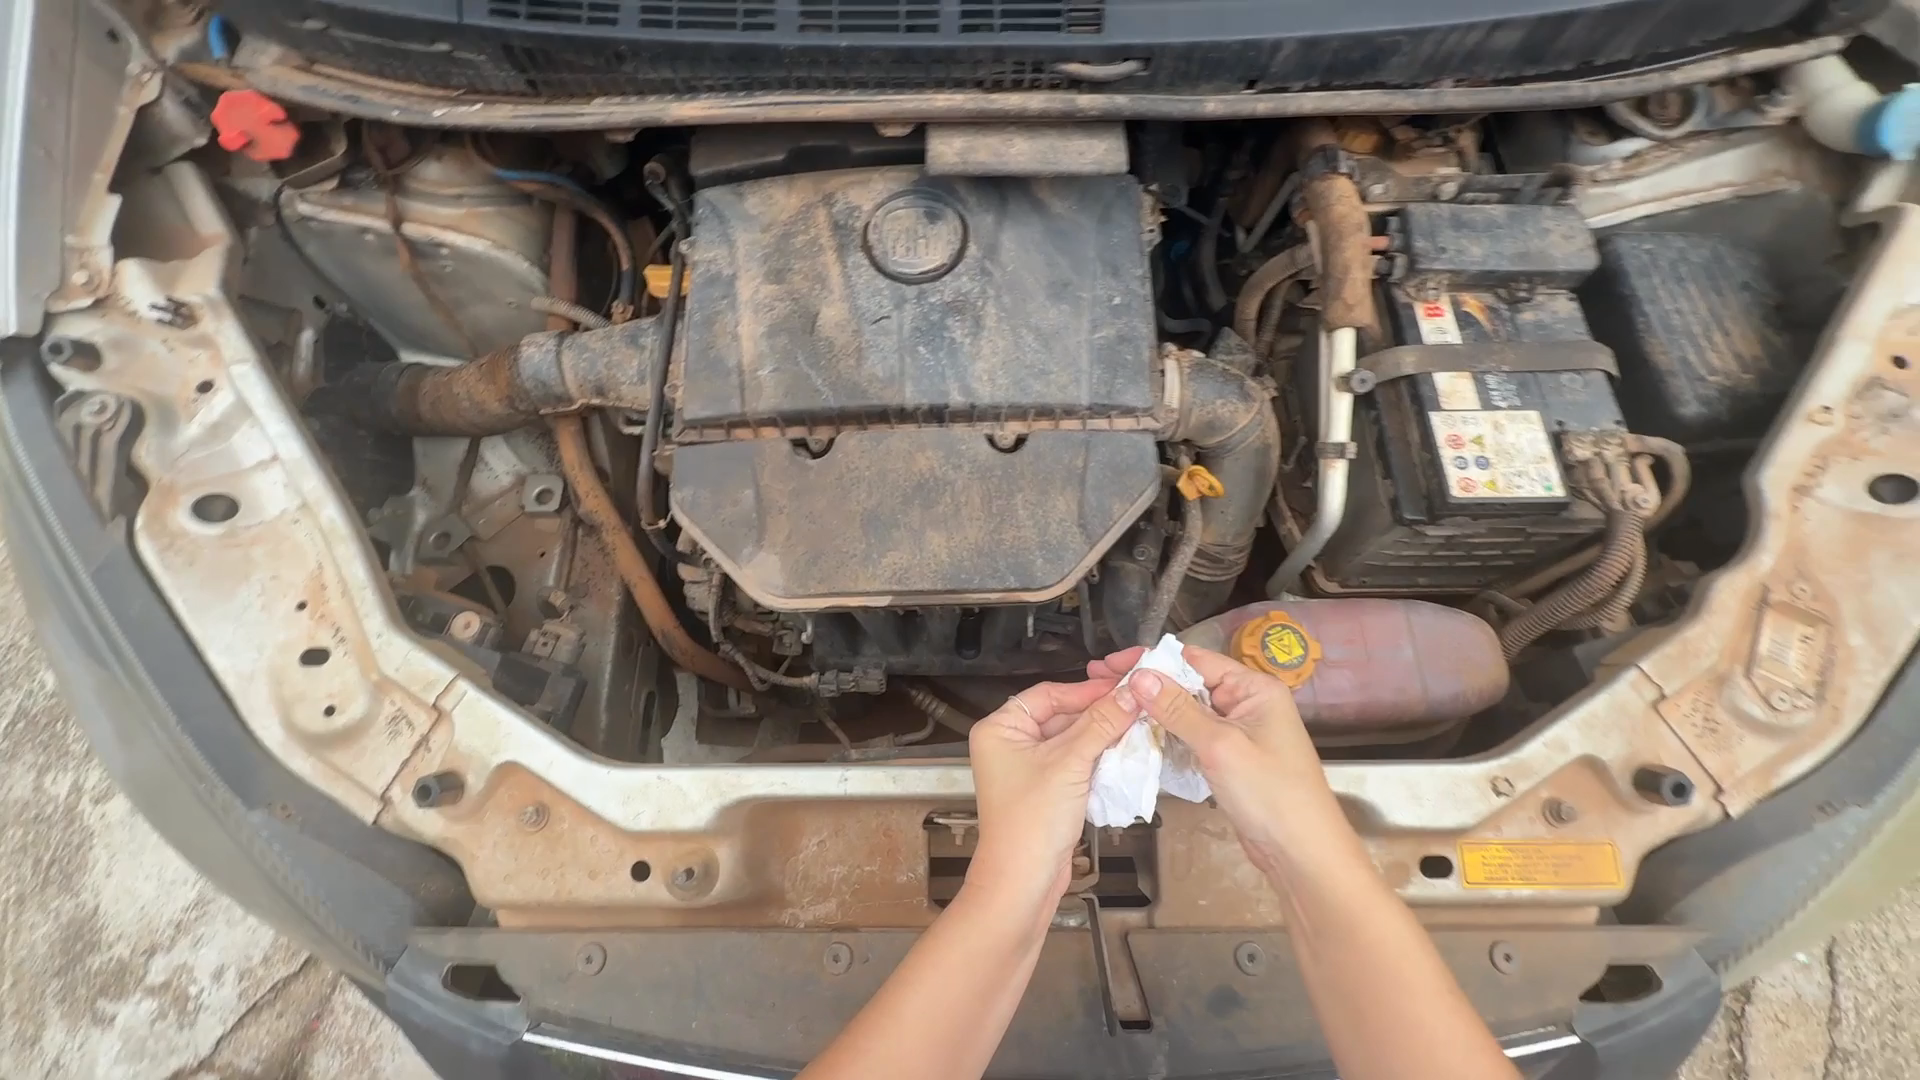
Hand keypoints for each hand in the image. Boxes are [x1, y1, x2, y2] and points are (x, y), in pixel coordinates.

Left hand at [965, 678, 1138, 908]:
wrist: (1023, 882)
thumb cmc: (1032, 820)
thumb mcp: (1069, 763)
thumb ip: (1101, 724)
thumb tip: (1130, 693)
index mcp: (1000, 728)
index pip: (1047, 694)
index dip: (1085, 690)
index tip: (1122, 686)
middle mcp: (1008, 743)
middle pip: (1060, 715)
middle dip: (1097, 713)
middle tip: (1136, 705)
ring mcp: (1026, 768)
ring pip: (1069, 739)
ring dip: (1100, 735)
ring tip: (1136, 726)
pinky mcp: (1043, 790)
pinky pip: (1072, 762)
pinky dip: (1095, 758)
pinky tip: (1122, 753)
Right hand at [1093, 645, 1352, 881]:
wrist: (1302, 854)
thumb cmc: (1270, 794)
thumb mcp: (1219, 746)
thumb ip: (1177, 709)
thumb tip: (1139, 675)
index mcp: (1254, 688)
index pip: (1194, 660)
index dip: (1151, 660)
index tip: (1113, 664)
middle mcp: (1247, 703)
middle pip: (1188, 682)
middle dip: (1147, 684)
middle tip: (1102, 683)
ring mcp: (1238, 731)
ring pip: (1187, 710)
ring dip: (1153, 710)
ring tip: (1112, 707)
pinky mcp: (1229, 757)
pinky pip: (1192, 735)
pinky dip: (1166, 734)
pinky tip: (1137, 735)